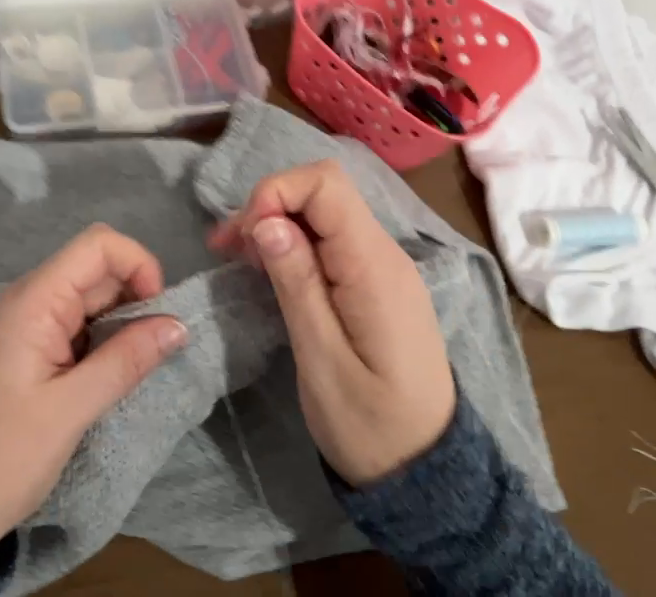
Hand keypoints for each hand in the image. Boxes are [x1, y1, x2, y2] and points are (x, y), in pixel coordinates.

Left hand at [0, 224, 188, 546]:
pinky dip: (101, 340)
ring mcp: (24, 325)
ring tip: (134, 367)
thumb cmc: (2, 457)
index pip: (98, 245)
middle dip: (135, 297)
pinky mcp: (25, 350)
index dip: (138, 265)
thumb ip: (126, 361)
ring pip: (88, 298)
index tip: (158, 314)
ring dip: (120, 321)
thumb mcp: (71, 411)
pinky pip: (74, 325)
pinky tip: (109, 375)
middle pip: (95, 269)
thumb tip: (179, 324)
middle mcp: (28, 300)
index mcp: (33, 301)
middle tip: (154, 350)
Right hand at [209, 160, 456, 486]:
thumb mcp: (321, 361)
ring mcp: (383, 267)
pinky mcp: (374, 283)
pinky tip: (269, 272)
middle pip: (324, 191)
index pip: (326, 185)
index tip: (243, 239)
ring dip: (278, 224)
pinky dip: (295, 244)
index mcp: (375, 267)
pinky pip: (332, 240)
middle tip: (230, 251)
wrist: (425, 470)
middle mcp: (384, 254)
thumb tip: (266, 222)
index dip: (276, 192)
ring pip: (325, 212)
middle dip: (270, 205)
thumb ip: (297, 284)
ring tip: (240, 262)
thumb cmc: (369, 425)